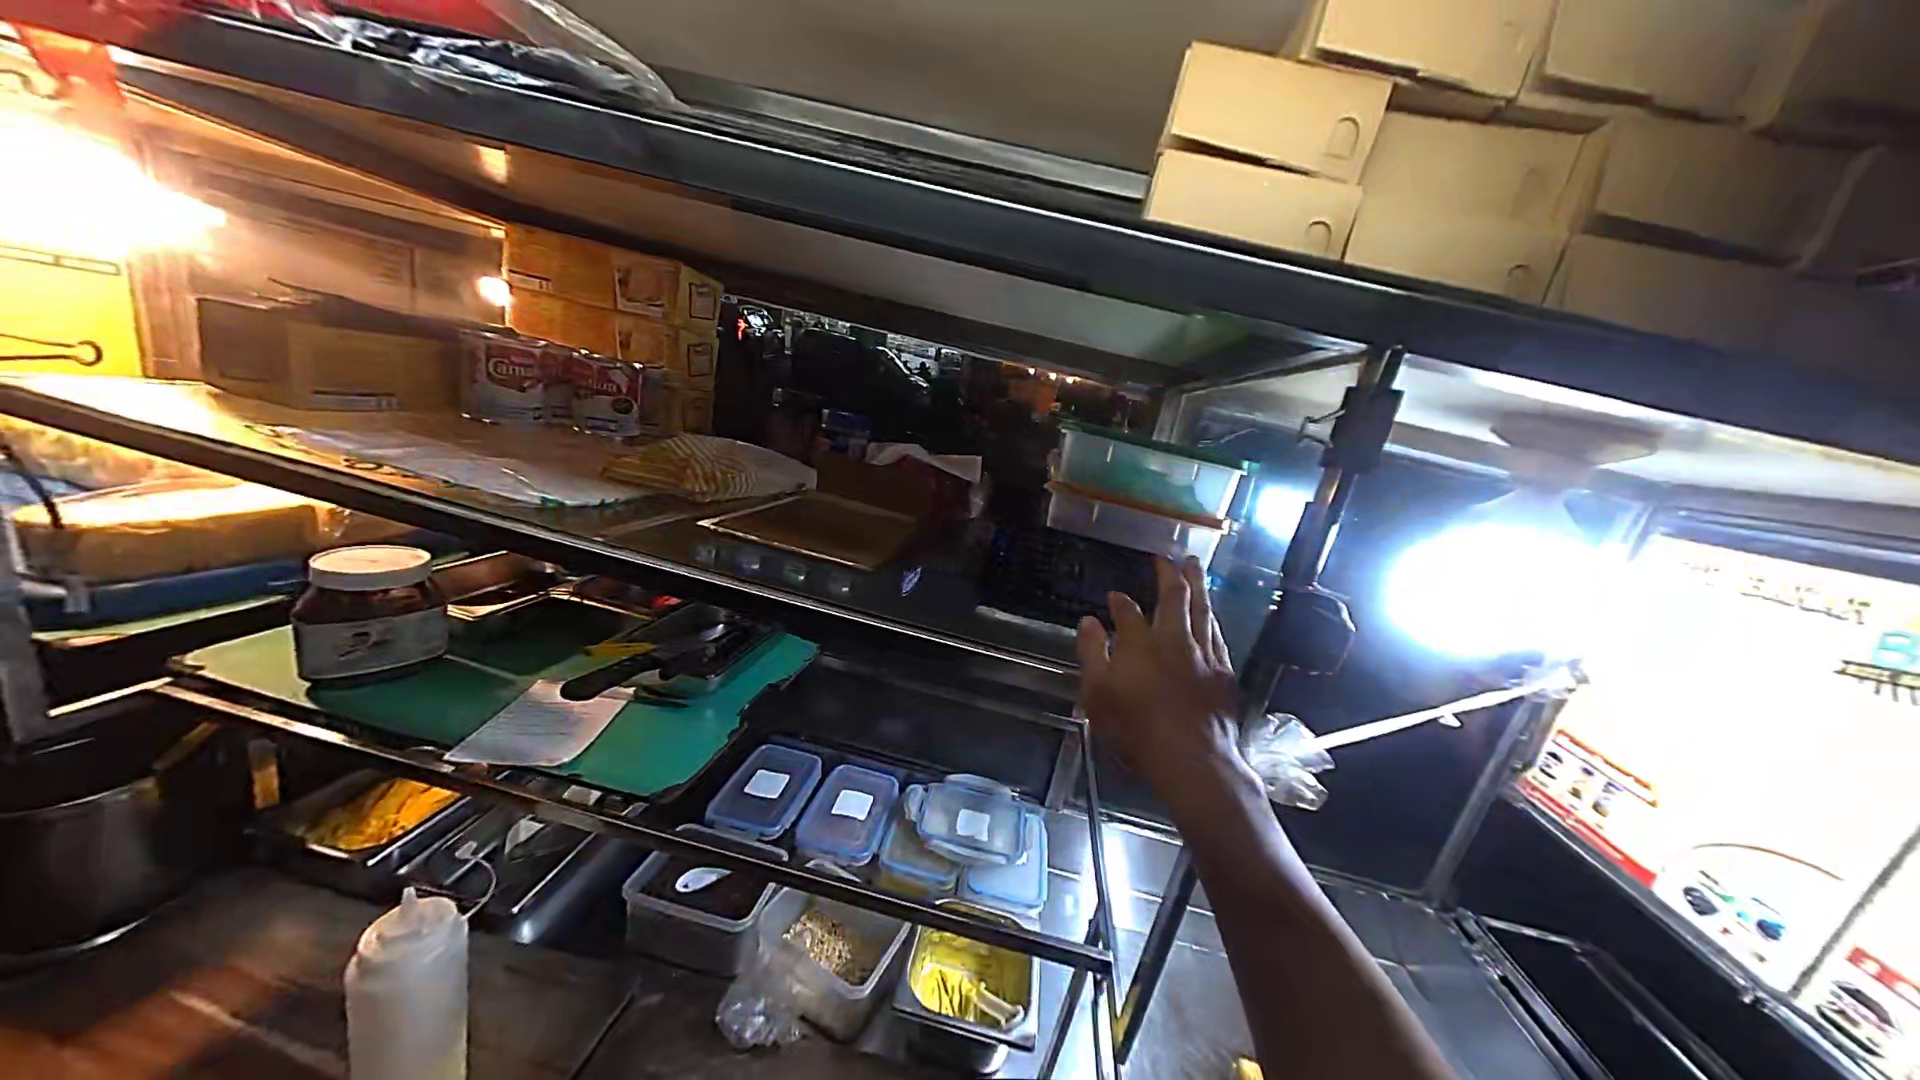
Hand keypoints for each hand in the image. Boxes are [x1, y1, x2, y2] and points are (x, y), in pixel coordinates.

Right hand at [1077, 556, 1257, 802]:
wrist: (1192, 759)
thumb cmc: (1136, 729)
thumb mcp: (1097, 694)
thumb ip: (1092, 653)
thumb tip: (1089, 621)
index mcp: (1139, 643)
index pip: (1127, 611)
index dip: (1120, 601)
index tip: (1114, 595)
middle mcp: (1173, 640)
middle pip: (1175, 597)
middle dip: (1169, 574)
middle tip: (1167, 558)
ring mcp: (1203, 654)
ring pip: (1202, 609)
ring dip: (1197, 585)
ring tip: (1195, 567)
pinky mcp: (1223, 671)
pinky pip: (1217, 634)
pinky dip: (1212, 618)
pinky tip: (1211, 614)